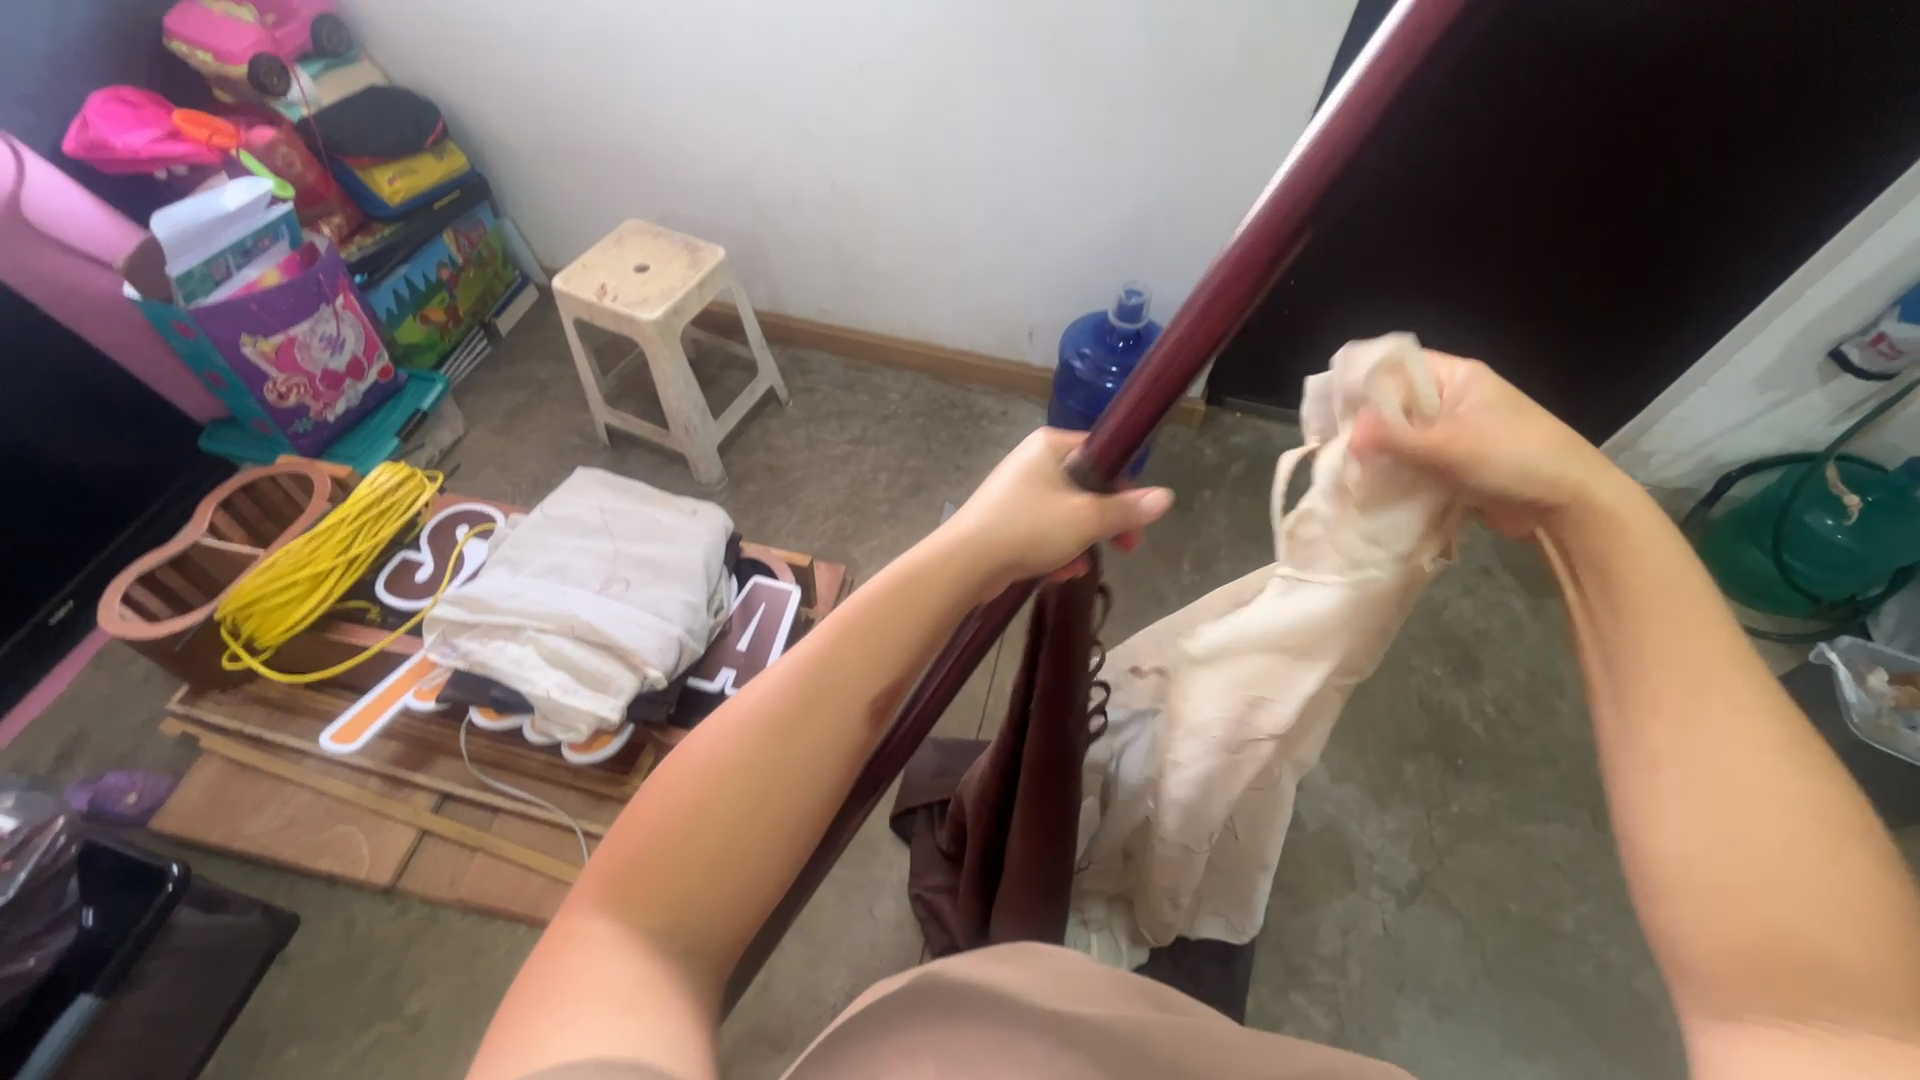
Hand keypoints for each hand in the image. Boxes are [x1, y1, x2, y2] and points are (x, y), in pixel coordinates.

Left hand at [940, 428, 1173, 590]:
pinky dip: (1055, 550)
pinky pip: (1043, 531)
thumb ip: (1128, 509)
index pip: (1102, 455)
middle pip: (1086, 487)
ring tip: (1079, 565)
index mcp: (1050, 445)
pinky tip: (1058, 572)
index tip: (1138, 519)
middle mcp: (1031, 461)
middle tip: (1125, 549)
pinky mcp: (1005, 520)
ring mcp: (1015, 492)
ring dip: (1080, 541)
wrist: (965, 563)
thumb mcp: (1087, 519)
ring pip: (1066, 513)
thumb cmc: (1029, 528)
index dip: (1126, 487)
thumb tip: (1166, 497)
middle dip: (1105, 522)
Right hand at [1349, 350, 1629, 536]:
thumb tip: (1347, 432)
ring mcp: (1455, 432)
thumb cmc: (1513, 458)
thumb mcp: (1448, 446)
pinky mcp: (1456, 463)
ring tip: (1345, 467)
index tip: (1329, 405)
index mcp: (1457, 377)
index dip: (1363, 381)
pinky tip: (1371, 484)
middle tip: (1329, 442)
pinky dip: (1396, 472)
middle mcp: (1454, 399)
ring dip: (1380, 452)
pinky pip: (1415, 461)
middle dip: (1365, 423)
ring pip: (1403, 435)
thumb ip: (1394, 438)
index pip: (1397, 366)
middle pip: (1396, 402)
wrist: (1568, 504)